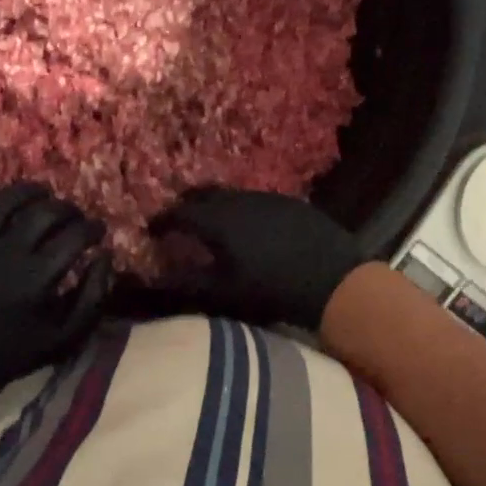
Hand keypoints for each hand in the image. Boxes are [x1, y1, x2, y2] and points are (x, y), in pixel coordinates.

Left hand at [0, 183, 112, 397]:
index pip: (75, 235)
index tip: (97, 231)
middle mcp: (6, 253)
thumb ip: (94, 296)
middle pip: (43, 211)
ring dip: (28, 192)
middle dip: (66, 208)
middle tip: (73, 216)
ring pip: (4, 200)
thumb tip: (106, 256)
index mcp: (37, 277)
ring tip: (40, 195)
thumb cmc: (16, 350)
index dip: (93, 228)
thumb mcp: (66, 336)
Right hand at [150, 187, 363, 329]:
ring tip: (212, 226)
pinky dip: (241, 210)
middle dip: (186, 205)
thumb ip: (187, 283)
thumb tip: (156, 277)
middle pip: (203, 194)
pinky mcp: (289, 203)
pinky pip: (254, 200)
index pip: (178, 213)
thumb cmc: (271, 290)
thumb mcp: (224, 292)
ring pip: (230, 195)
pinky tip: (249, 229)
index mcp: (217, 220)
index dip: (162, 221)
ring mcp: (266, 198)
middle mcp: (237, 200)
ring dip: (215, 207)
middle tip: (179, 222)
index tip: (152, 231)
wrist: (332, 280)